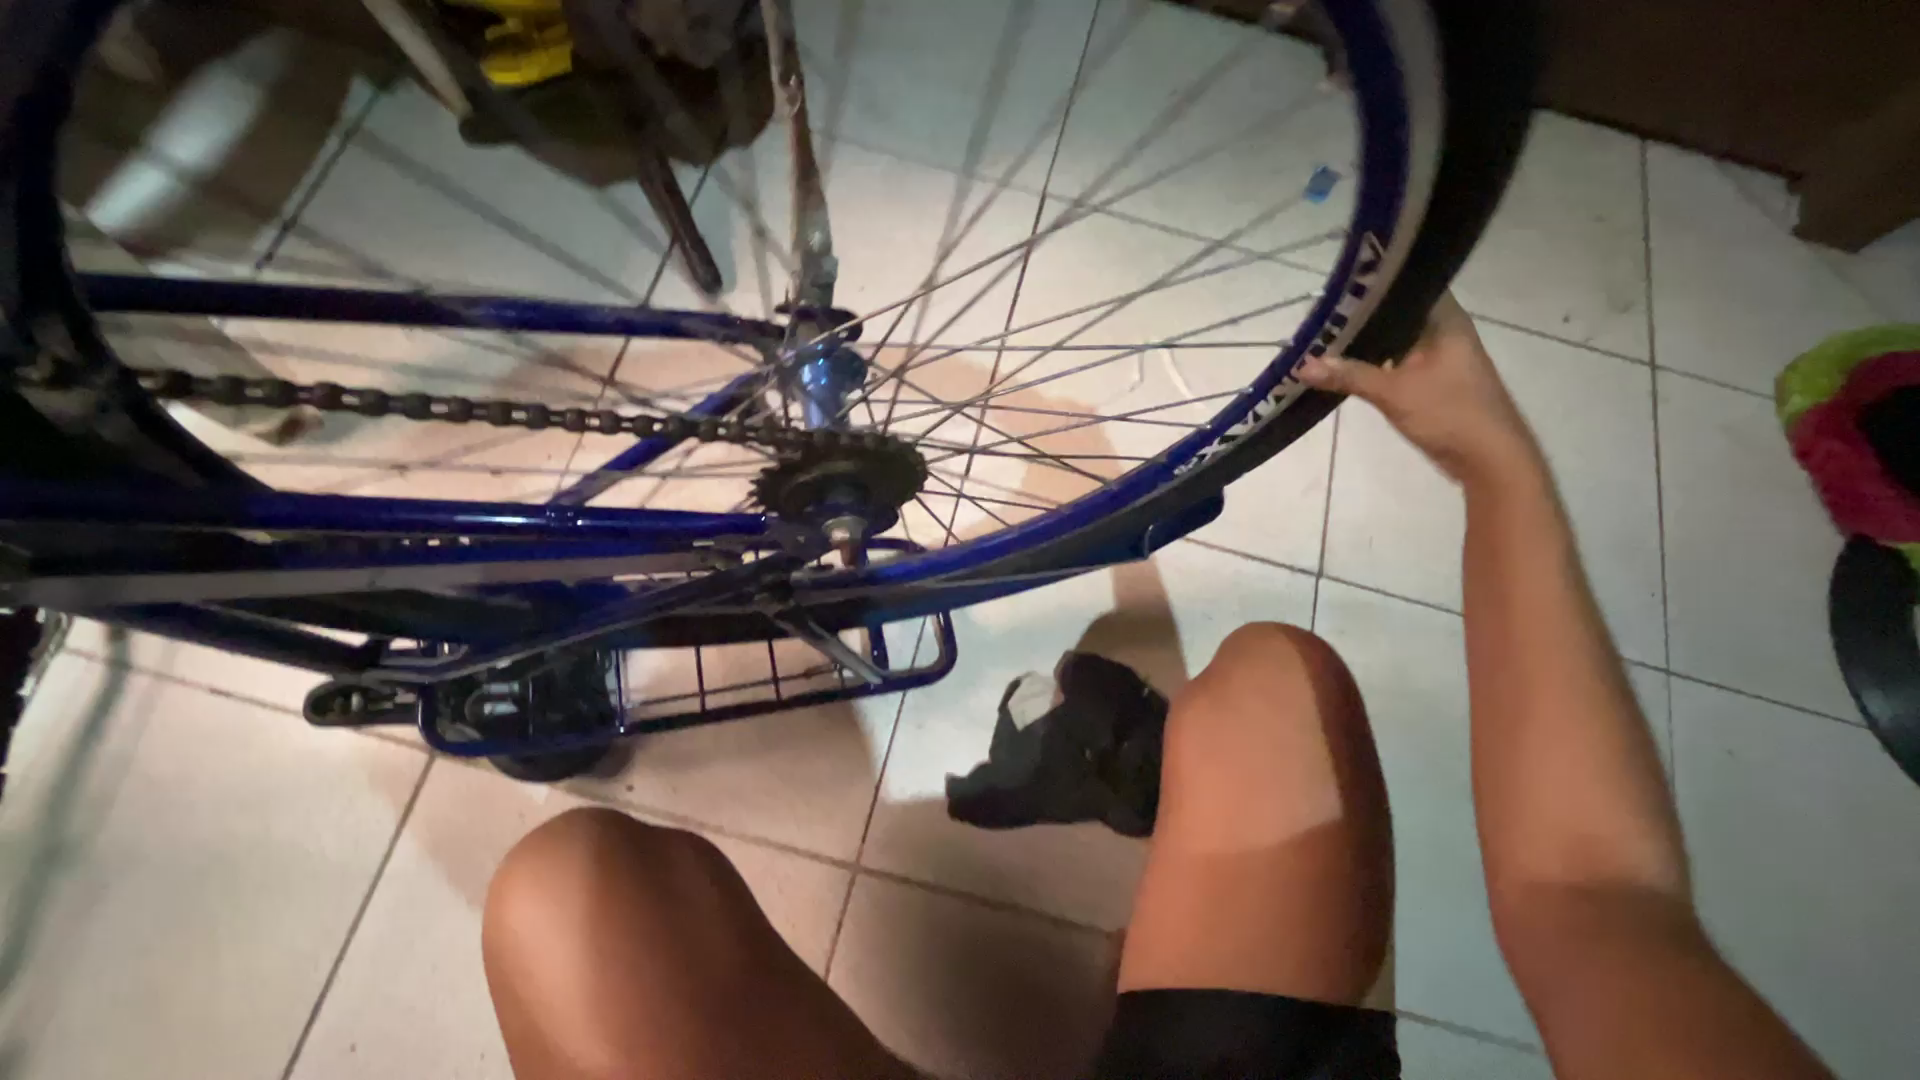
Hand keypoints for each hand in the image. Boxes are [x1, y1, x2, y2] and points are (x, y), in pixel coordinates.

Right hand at [1296, 293, 1541, 485]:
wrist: (1488, 458)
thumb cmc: (1450, 413)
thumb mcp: (1393, 392)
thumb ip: (1348, 375)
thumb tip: (1302, 366)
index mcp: (1444, 319)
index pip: (1406, 285)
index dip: (1373, 284)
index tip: (1337, 288)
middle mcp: (1443, 330)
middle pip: (1395, 315)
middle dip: (1359, 318)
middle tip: (1320, 317)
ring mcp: (1437, 356)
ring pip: (1393, 340)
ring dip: (1364, 344)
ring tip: (1323, 340)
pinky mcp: (1430, 379)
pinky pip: (1395, 362)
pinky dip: (1372, 364)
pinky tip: (1344, 368)